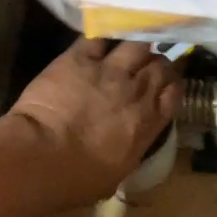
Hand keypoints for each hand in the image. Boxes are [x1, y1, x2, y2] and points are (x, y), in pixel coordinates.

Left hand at [4, 38, 179, 205]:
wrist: (42, 157)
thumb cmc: (79, 179)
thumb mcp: (118, 172)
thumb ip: (130, 148)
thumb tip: (129, 142)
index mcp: (148, 122)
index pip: (173, 93)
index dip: (171, 85)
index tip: (166, 85)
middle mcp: (136, 90)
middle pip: (159, 64)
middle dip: (157, 62)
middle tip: (147, 64)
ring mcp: (109, 70)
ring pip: (136, 44)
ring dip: (135, 45)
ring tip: (128, 47)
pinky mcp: (79, 58)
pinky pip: (97, 38)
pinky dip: (100, 38)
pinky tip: (98, 40)